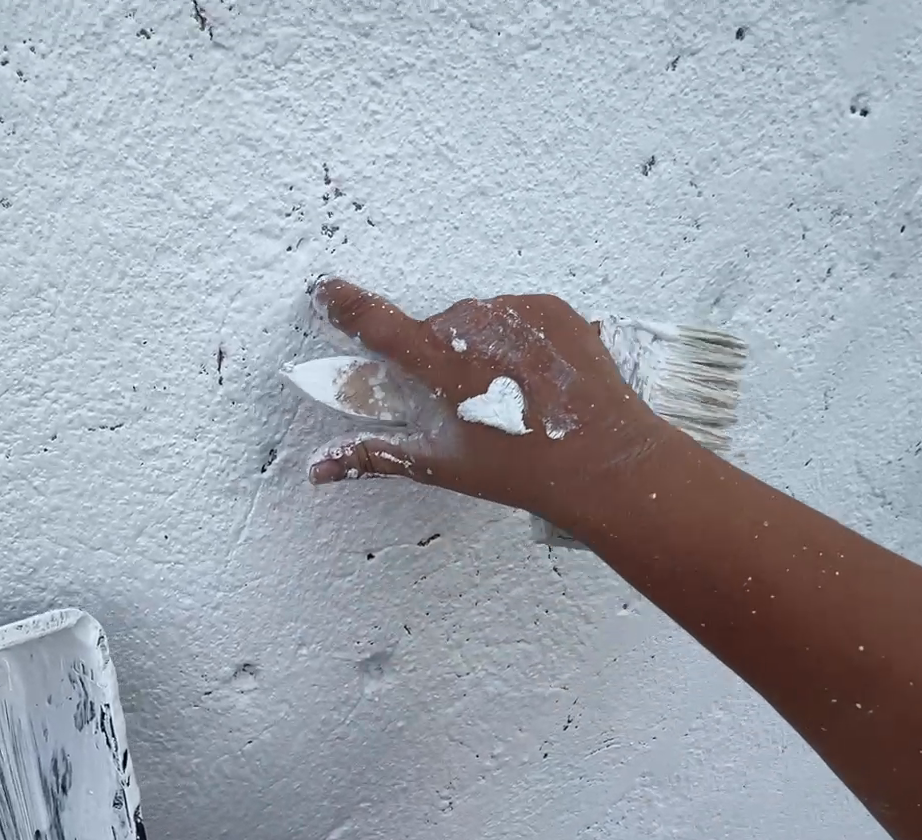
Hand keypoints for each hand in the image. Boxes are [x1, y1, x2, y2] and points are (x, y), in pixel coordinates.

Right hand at [308, 278, 682, 527]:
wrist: (604, 461)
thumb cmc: (516, 468)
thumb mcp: (438, 464)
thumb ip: (373, 456)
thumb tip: (317, 469)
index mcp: (439, 362)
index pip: (375, 322)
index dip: (344, 304)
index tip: (324, 288)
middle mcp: (474, 324)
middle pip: (429, 329)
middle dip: (430, 358)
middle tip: (455, 398)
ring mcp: (516, 311)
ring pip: (472, 322)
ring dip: (472, 348)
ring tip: (501, 392)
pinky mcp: (551, 308)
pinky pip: (511, 316)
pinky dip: (509, 340)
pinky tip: (527, 377)